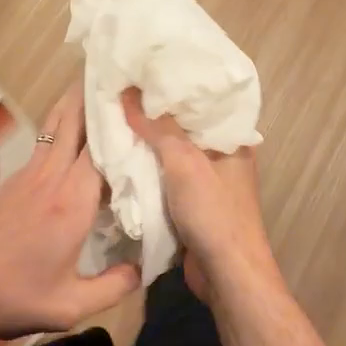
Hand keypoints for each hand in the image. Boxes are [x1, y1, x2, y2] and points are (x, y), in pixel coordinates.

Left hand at [0, 86, 140, 337]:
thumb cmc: (12, 296)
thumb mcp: (68, 307)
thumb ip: (113, 287)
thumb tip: (145, 266)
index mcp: (73, 201)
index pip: (106, 149)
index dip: (127, 125)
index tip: (148, 103)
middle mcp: (54, 175)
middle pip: (77, 119)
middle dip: (99, 93)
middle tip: (124, 72)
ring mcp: (32, 172)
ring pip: (58, 122)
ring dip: (78, 100)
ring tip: (99, 79)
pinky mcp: (18, 178)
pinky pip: (48, 139)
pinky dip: (65, 123)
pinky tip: (77, 128)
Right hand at [121, 89, 275, 301]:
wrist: (227, 276)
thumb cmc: (214, 211)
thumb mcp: (184, 162)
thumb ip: (157, 127)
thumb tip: (127, 91)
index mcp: (231, 137)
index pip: (201, 99)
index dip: (172, 84)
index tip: (140, 69)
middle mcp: (222, 154)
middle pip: (183, 125)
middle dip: (154, 114)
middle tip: (119, 91)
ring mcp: (207, 181)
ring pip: (172, 153)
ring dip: (147, 144)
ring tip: (113, 117)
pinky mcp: (193, 204)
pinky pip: (167, 178)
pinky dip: (148, 170)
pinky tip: (122, 157)